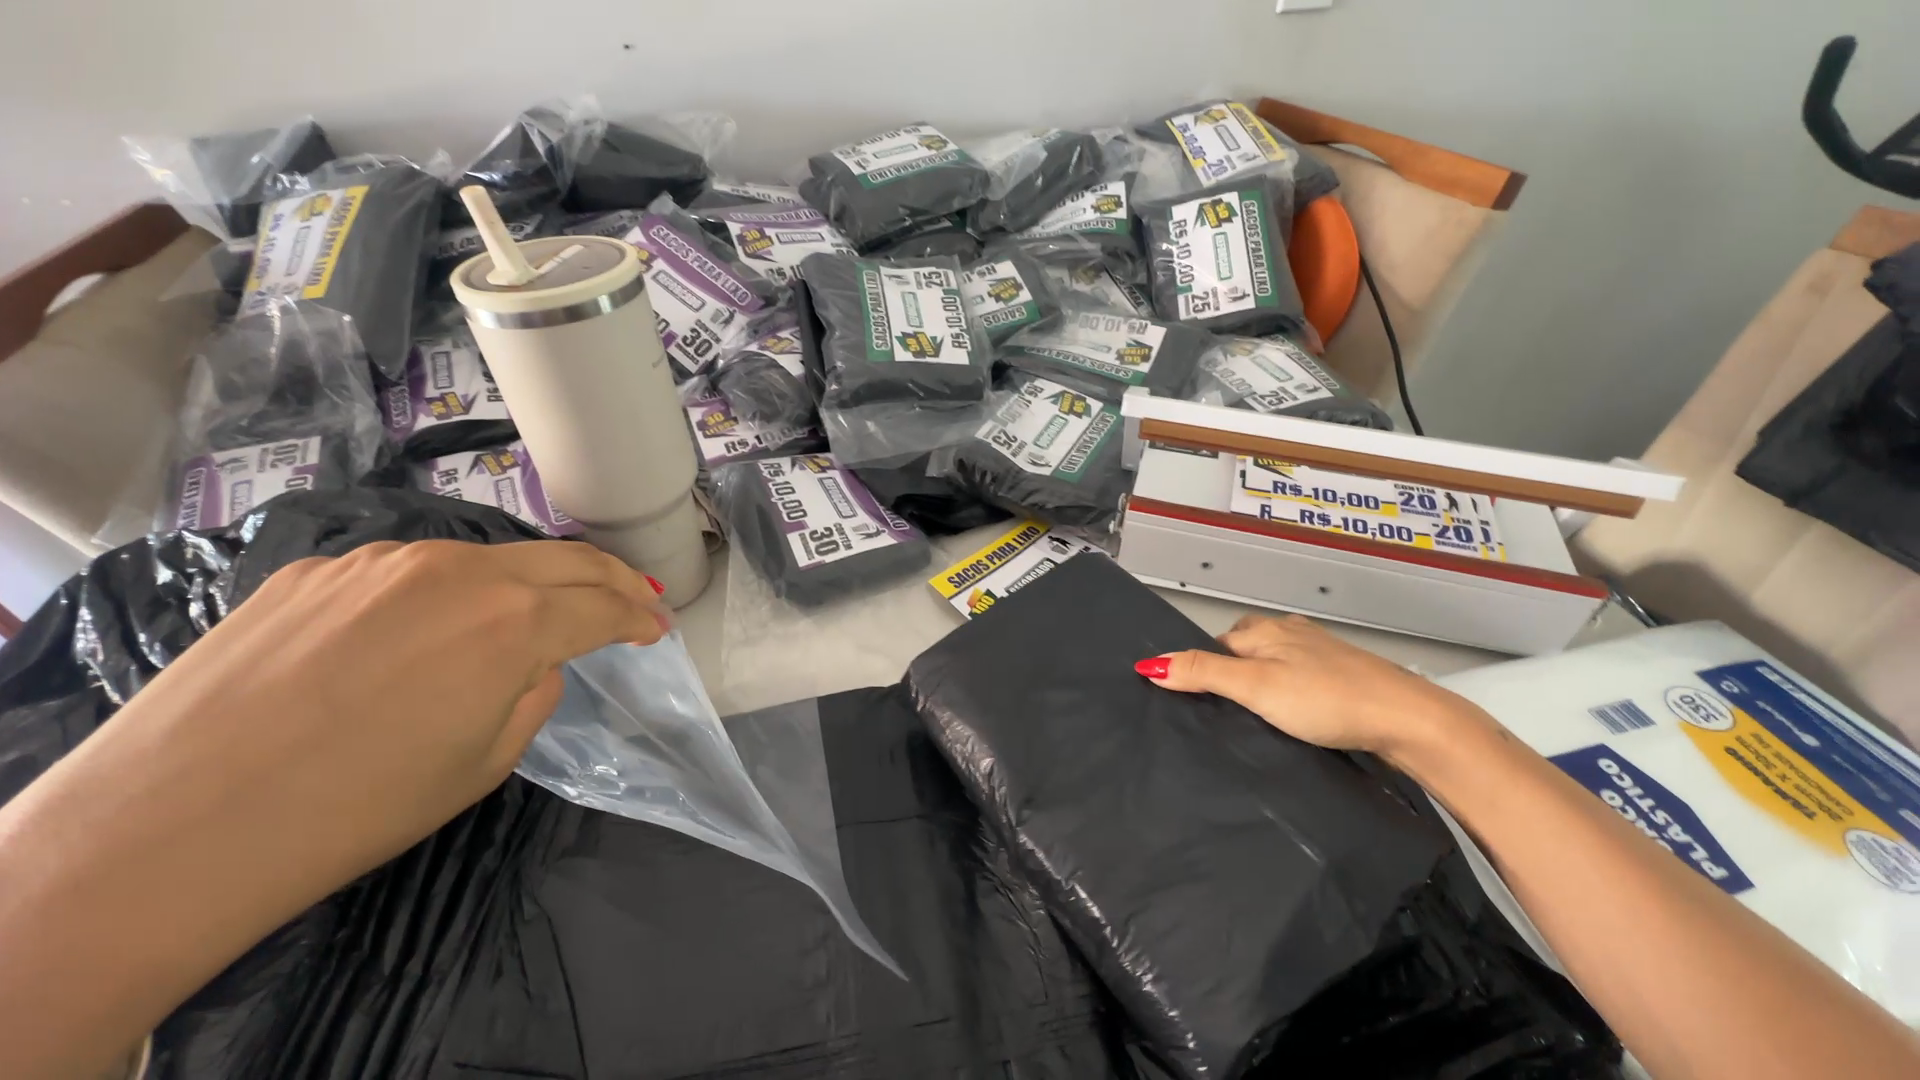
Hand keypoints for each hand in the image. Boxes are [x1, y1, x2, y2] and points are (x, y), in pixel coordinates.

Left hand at [117, 539, 669, 877]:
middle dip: (608, 578)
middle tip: (633, 600)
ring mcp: (379, 560)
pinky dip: (440, 596)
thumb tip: (530, 663)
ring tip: (529, 616)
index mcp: (512, 621)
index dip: (639, 617)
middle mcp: (455, 569)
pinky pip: (404, 574)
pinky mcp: (316, 569)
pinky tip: (414, 638)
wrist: (173, 825)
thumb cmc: (357, 809)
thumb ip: (531, 694)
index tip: (658, 629)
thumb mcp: (483, 763)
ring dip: (522, 584)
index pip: (602, 605)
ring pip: (480, 559)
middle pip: (558, 558)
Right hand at [1134, 613, 1495, 762]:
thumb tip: (1149, 664)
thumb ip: (1204, 674)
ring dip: (1257, 687)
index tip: (1189, 702)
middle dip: (1227, 677)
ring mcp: (1318, 654)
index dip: (1199, 670)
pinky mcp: (1340, 677)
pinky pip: (1295, 680)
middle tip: (1219, 717)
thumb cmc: (1328, 699)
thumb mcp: (1255, 687)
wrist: (1406, 719)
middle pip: (1241, 651)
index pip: (1214, 644)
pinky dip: (1284, 696)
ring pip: (1270, 665)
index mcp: (1265, 630)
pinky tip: (1289, 721)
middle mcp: (1290, 633)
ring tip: (1251, 722)